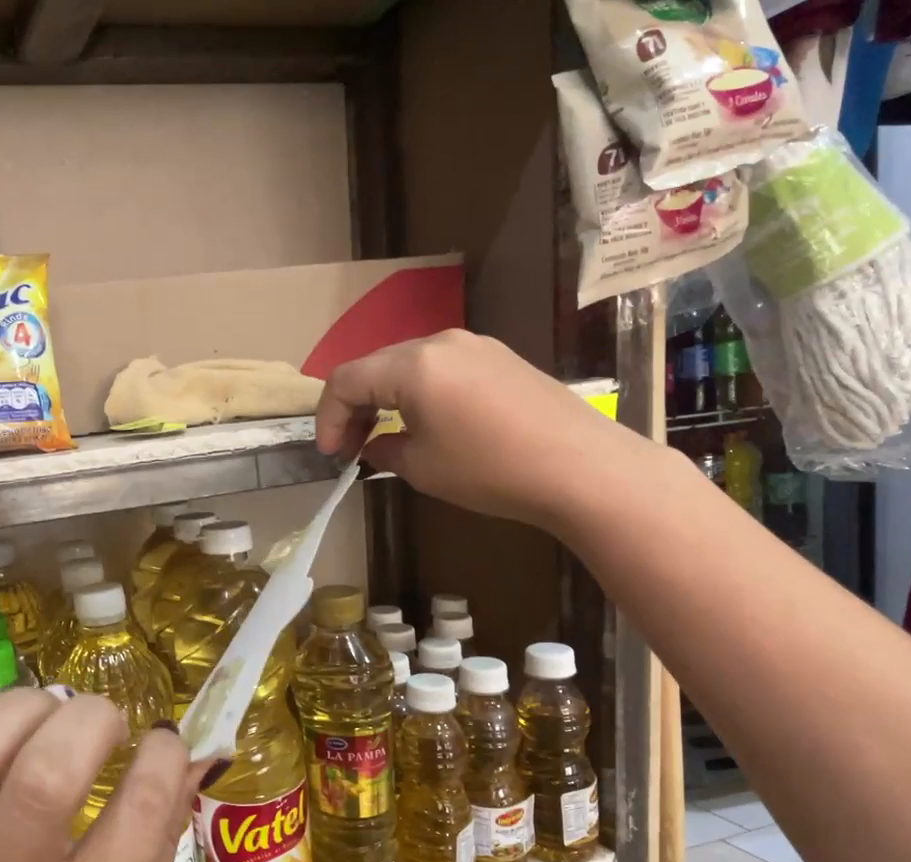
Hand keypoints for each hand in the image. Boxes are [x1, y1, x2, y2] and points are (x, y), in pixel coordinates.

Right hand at [315, 329, 652, 529]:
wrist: (582, 468)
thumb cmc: (490, 470)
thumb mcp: (422, 468)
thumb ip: (384, 450)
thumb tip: (373, 445)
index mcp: (412, 365)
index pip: (346, 380)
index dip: (327, 418)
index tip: (331, 455)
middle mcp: (440, 342)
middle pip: (375, 366)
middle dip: (355, 407)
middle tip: (351, 448)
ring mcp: (475, 346)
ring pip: (408, 365)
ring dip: (386, 399)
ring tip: (387, 437)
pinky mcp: (501, 359)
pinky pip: (442, 368)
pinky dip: (419, 393)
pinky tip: (429, 425)